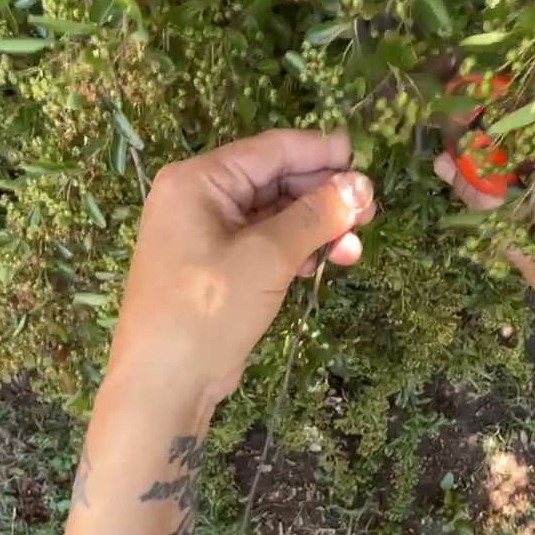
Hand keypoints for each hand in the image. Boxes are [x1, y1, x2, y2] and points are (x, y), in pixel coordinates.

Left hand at [109, 130, 375, 406]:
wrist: (164, 384)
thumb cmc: (208, 309)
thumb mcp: (267, 257)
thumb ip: (315, 215)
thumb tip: (361, 185)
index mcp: (199, 181)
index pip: (270, 150)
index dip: (320, 153)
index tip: (365, 158)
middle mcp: (200, 200)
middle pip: (274, 182)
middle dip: (323, 196)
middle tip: (370, 211)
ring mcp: (208, 236)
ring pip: (275, 217)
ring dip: (316, 228)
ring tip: (354, 246)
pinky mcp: (220, 268)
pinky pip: (266, 245)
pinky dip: (297, 250)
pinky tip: (325, 262)